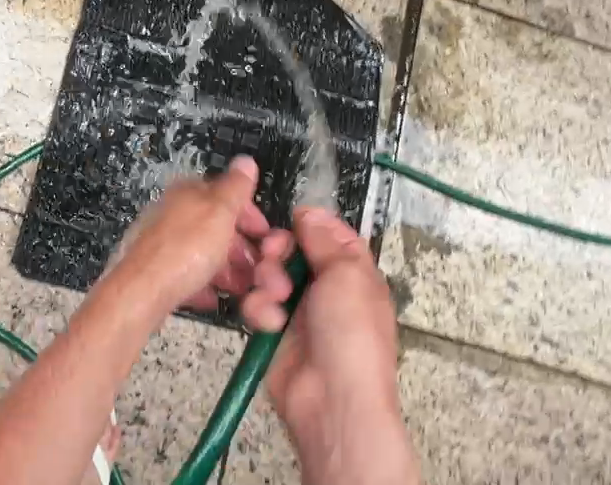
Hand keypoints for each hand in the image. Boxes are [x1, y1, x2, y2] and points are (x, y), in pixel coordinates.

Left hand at [103, 156, 293, 315]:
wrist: (142, 290)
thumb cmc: (186, 248)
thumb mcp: (219, 211)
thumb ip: (234, 187)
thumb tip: (245, 160)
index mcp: (187, 192)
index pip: (224, 193)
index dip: (248, 213)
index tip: (265, 236)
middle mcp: (171, 212)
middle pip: (213, 224)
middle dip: (238, 245)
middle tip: (257, 267)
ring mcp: (161, 241)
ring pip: (201, 250)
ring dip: (224, 267)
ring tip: (241, 287)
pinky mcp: (155, 270)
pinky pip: (185, 273)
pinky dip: (202, 283)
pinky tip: (214, 298)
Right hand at [240, 207, 419, 484]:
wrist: (331, 400)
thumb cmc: (350, 334)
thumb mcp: (346, 275)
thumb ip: (324, 239)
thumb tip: (310, 211)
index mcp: (352, 272)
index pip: (329, 234)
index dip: (309, 225)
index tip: (292, 221)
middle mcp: (326, 287)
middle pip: (293, 249)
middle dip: (278, 250)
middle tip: (274, 256)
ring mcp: (298, 309)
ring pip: (269, 273)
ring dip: (267, 279)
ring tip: (276, 296)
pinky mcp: (273, 329)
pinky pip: (257, 304)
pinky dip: (259, 309)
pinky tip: (269, 323)